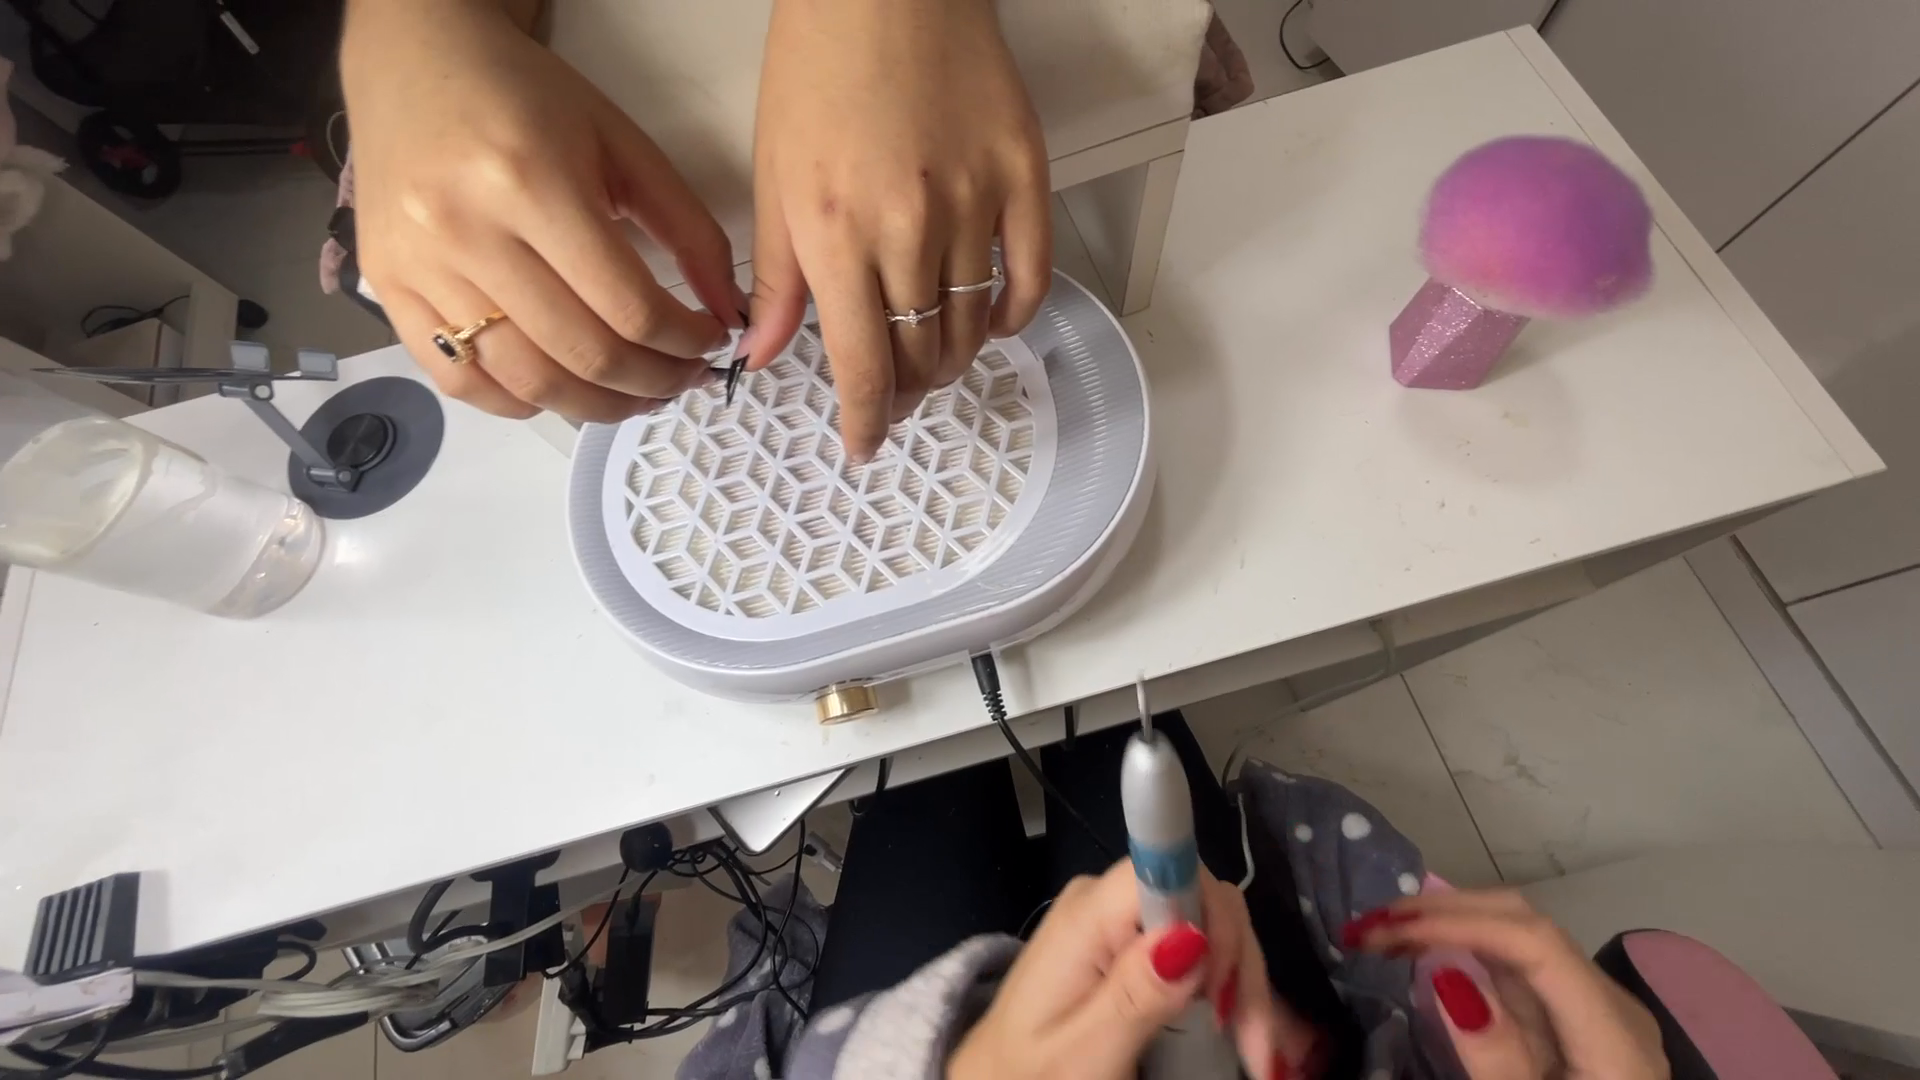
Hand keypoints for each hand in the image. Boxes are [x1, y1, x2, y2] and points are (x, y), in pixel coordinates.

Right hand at [341, 0, 740, 422]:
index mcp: (530, 183)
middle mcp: (463, 230)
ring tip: (643, 394)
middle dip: (658, 383)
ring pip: (531, 383)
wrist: (413, 58)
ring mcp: (416, 266)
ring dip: (605, 408)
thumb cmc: (531, 100)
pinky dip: (528, 405)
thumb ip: (693, 234)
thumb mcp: (629, 149)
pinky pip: (464, 383)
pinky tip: (570, 390)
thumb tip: (733, 316)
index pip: (632, 309)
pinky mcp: (387, 287)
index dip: (688, 343)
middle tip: (687, 377)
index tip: (713, 342)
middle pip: (586, 355)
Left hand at [748, 0, 1051, 461]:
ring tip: (933, 362)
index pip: (861, 366)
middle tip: (895, 395)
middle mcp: (908, 228)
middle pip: (920, 357)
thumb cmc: (819, 72)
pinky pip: (1030, 279)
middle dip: (904, 394)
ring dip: (950, 362)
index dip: (866, 421)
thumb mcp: (774, 180)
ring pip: (971, 329)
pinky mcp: (1023, 178)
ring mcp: (974, 204)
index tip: (867, 445)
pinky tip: (990, 324)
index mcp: (836, 234)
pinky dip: (1012, 317)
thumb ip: (779, 281)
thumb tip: (765, 356)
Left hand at [948, 860, 1317, 1079]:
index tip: (1231, 994)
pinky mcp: (1126, 937)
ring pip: (1206, 921)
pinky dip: (1222, 984)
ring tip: (1256, 1054)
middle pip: (1200, 899)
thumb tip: (1193, 934)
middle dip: (1240, 967)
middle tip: (1259, 1052)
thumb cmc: (1031, 1071)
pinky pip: (1192, 942)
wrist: (993, 1077)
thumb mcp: (1083, 1052)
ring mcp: (1116, 915)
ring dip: (1240, 982)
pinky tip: (1238, 1031)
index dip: (1215, 919)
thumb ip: (1135, 993)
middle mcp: (1105, 899)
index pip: (1171, 872)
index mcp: (1089, 913)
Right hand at [1350, 889, 1668, 1079]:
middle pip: (1523, 920)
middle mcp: (1611, 1004)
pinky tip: (1420, 946)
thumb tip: (1445, 973)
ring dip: (1443, 917)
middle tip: (1368, 926)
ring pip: (1514, 925)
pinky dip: (1459, 939)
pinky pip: (1512, 953)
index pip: (1534, 942)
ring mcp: (1595, 1003)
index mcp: (1614, 1037)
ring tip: (1383, 930)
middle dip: (1439, 910)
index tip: (1387, 932)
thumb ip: (1497, 1058)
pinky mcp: (1572, 1009)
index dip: (1456, 922)